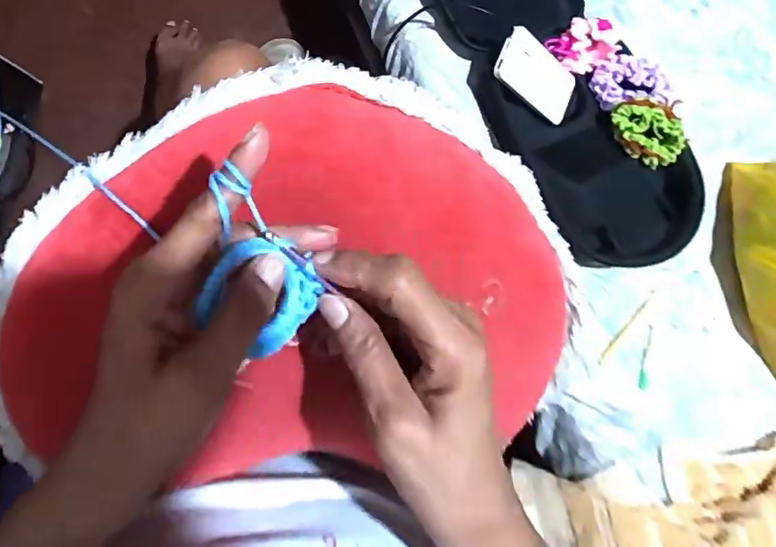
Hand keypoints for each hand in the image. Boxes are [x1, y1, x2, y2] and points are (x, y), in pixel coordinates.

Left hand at [0, 123, 337, 546]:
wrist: (111, 472)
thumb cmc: (150, 427)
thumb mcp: (201, 376)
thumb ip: (240, 315)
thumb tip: (275, 259)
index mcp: (155, 279)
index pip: (205, 214)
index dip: (237, 173)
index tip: (260, 133)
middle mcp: (160, 274)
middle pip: (225, 239)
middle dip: (274, 237)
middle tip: (325, 241)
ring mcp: (167, 292)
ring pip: (228, 262)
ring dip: (269, 265)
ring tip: (316, 268)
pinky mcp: (177, 311)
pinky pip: (222, 287)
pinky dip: (253, 290)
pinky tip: (286, 297)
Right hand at [313, 251, 541, 546]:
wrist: (472, 508)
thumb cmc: (435, 473)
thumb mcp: (392, 420)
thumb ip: (364, 353)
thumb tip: (329, 299)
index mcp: (455, 340)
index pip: (401, 279)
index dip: (354, 266)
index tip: (309, 268)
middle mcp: (457, 318)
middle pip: (395, 277)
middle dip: (346, 279)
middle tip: (302, 294)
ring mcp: (448, 323)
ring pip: (390, 288)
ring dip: (349, 297)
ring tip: (311, 321)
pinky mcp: (435, 333)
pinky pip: (392, 308)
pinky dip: (360, 313)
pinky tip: (332, 333)